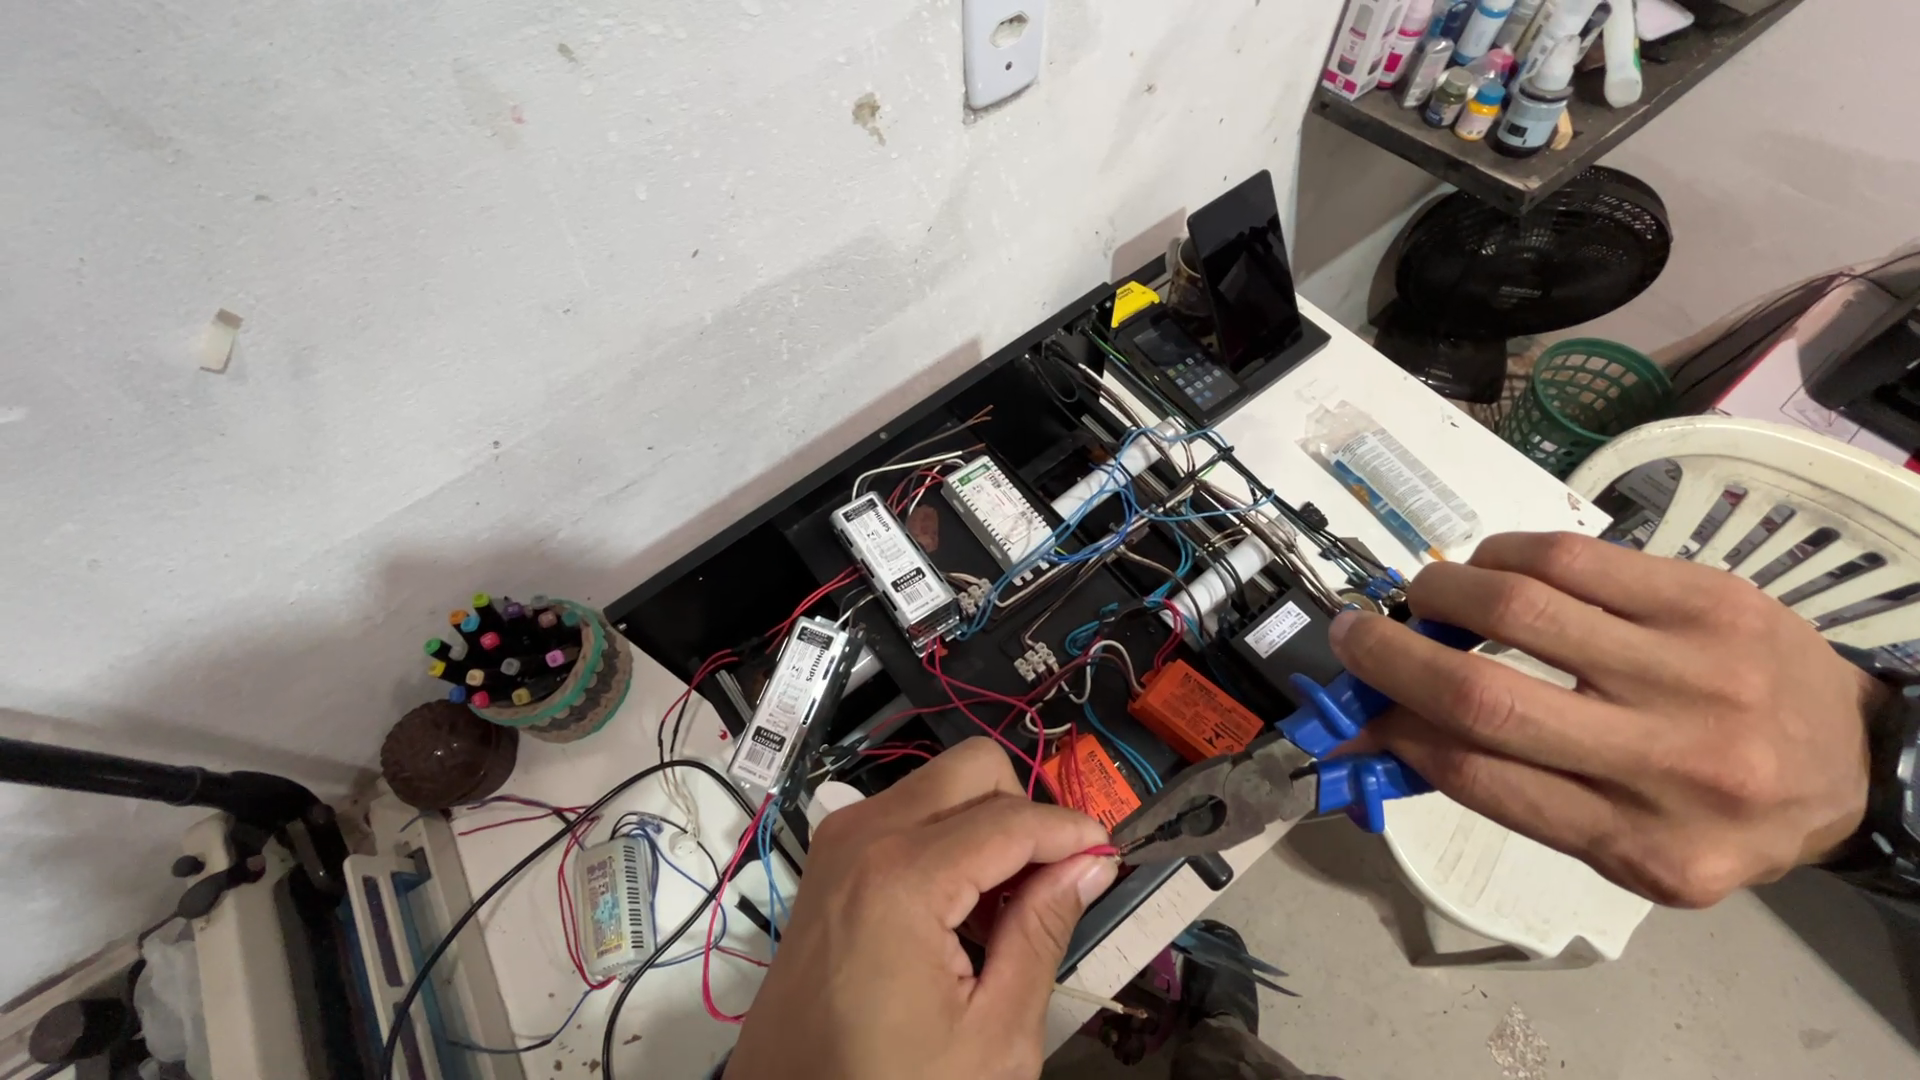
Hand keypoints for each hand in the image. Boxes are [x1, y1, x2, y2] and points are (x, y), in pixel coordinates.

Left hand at [725, 738, 1117, 1079]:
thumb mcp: (992, 1037)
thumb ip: (1043, 932)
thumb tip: (1090, 863)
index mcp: (903, 875)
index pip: (1011, 819)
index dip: (1070, 831)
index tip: (1108, 854)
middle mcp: (865, 833)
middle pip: (972, 768)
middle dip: (1024, 809)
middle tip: (1050, 878)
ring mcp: (840, 839)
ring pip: (939, 782)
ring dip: (986, 821)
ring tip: (1005, 903)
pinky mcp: (830, 857)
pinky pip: (907, 810)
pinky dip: (948, 834)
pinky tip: (960, 903)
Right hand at [1330, 531, 1886, 907]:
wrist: (1855, 765)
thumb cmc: (1701, 808)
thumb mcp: (1607, 836)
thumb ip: (1493, 785)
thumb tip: (1371, 730)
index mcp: (1641, 845)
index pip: (1470, 774)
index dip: (1390, 729)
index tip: (1356, 706)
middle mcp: (1676, 766)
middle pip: (1480, 695)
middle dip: (1387, 654)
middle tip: (1352, 633)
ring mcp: (1701, 673)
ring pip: (1516, 606)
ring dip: (1437, 593)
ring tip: (1426, 597)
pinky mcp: (1711, 598)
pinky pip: (1566, 556)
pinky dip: (1497, 557)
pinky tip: (1493, 571)